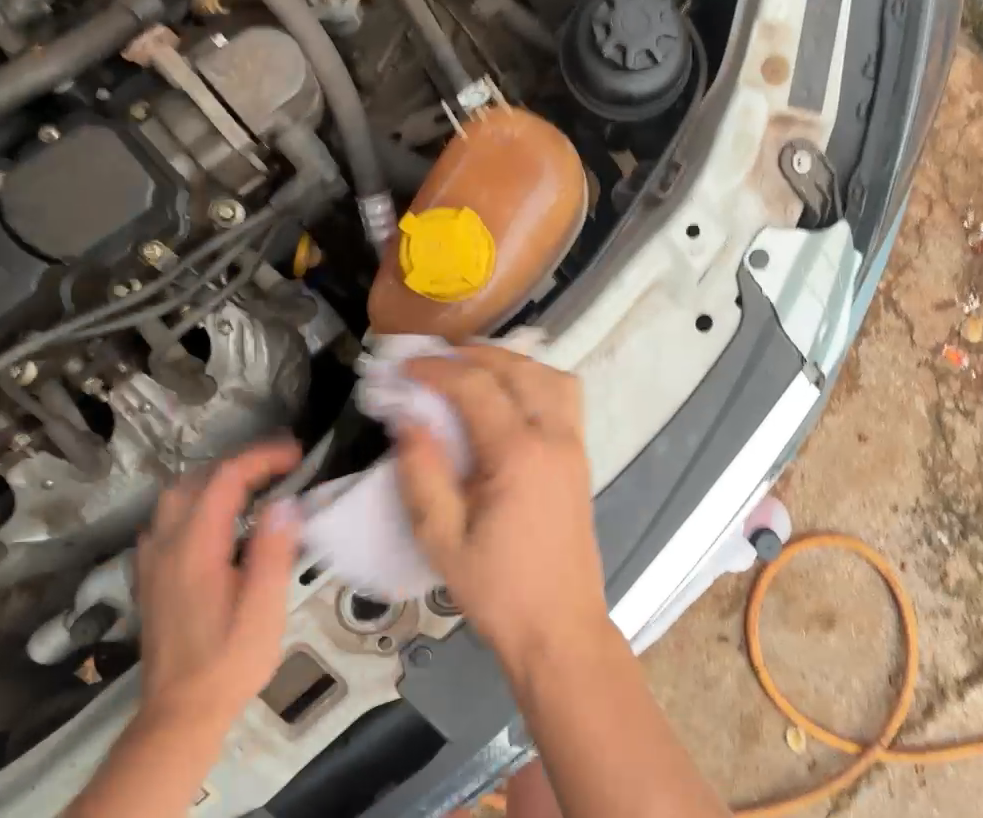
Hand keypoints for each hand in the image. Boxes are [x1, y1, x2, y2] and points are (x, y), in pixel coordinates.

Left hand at [133, 444, 301, 735]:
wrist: (180, 713)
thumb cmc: (229, 662)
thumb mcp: (264, 610)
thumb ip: (272, 551)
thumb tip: (285, 503)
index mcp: (195, 547)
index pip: (226, 478)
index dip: (262, 457)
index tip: (297, 455)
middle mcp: (166, 545)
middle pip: (197, 480)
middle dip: (241, 463)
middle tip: (281, 466)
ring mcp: (152, 561)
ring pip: (177, 497)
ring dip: (216, 480)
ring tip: (253, 485)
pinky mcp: (150, 577)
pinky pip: (167, 520)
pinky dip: (196, 503)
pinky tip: (218, 521)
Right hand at [396, 347, 610, 669]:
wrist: (560, 629)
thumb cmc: (499, 591)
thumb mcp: (442, 540)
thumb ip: (422, 473)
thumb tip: (407, 418)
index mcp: (519, 455)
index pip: (476, 386)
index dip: (436, 369)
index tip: (403, 368)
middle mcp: (554, 438)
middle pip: (517, 367)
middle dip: (471, 354)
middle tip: (431, 360)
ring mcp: (574, 446)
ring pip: (549, 375)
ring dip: (508, 361)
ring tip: (468, 370)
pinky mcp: (580, 459)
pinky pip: (564, 397)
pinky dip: (534, 380)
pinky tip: (504, 398)